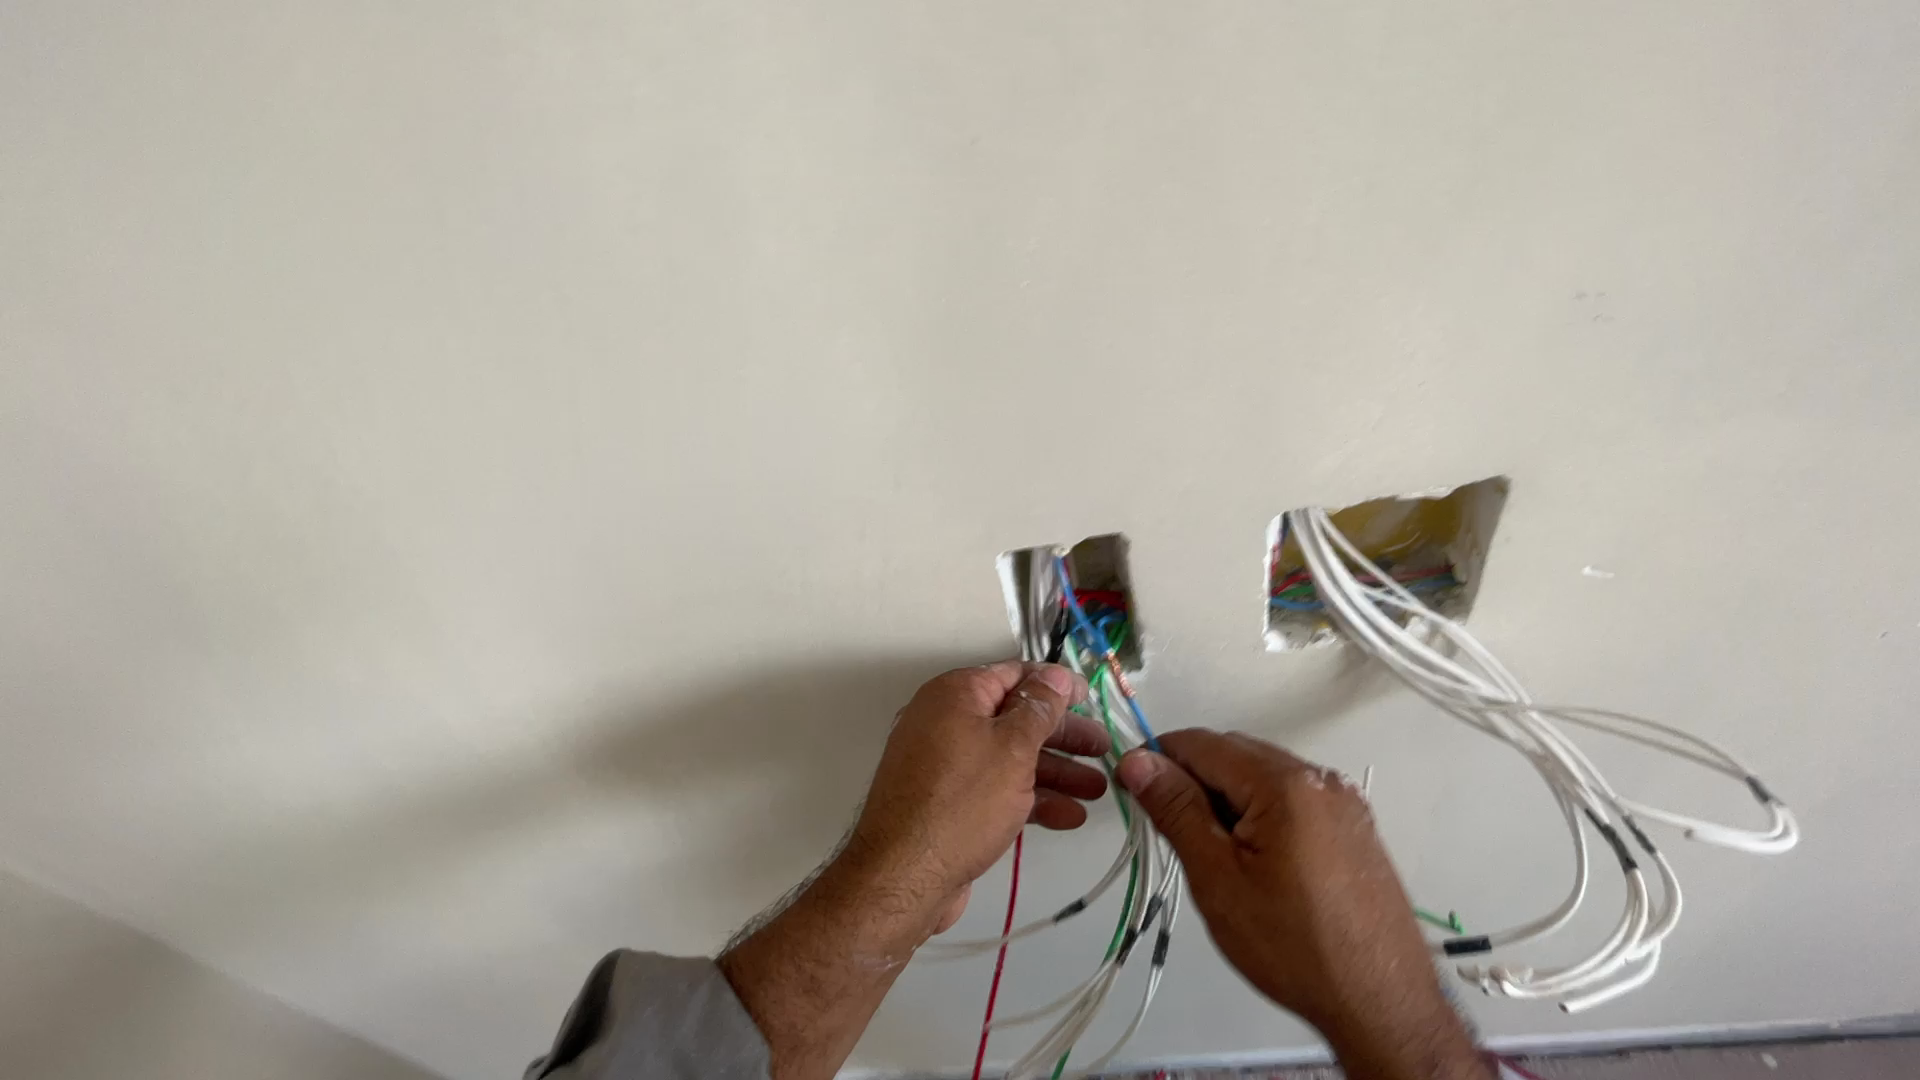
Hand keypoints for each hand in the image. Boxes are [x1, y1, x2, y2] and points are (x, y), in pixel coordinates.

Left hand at [844, 661, 1107, 936]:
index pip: (1014, 675)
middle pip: (1016, 718)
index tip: (1090, 698)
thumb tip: (1056, 674)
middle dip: (1062, 735)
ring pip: (1010, 757)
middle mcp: (946, 720)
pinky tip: (1070, 816)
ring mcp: (946, 763)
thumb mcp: (1012, 747)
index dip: (1055, 684)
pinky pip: (996, 788)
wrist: (904, 876)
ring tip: (1099, 791)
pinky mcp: (949, 801)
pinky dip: (1030, 798)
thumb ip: (1039, 708)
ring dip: (1055, 772)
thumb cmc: (963, 801)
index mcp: (955, 694)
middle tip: (1104, 749)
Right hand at [1116, 730, 1486, 1079]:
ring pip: (1261, 773)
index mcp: (1284, 782)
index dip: (1157, 760)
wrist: (1384, 1008)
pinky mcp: (1354, 824)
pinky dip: (1259, 809)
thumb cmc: (1291, 945)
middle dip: (1192, 778)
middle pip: (1233, 752)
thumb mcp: (1217, 878)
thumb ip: (1176, 809)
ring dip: (1225, 794)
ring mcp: (1343, 799)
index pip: (1200, 743)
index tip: (1131, 792)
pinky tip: (1252, 855)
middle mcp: (1319, 776)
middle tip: (1170, 831)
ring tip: (1212, 850)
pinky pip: (1291, 795)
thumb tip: (1136, 759)